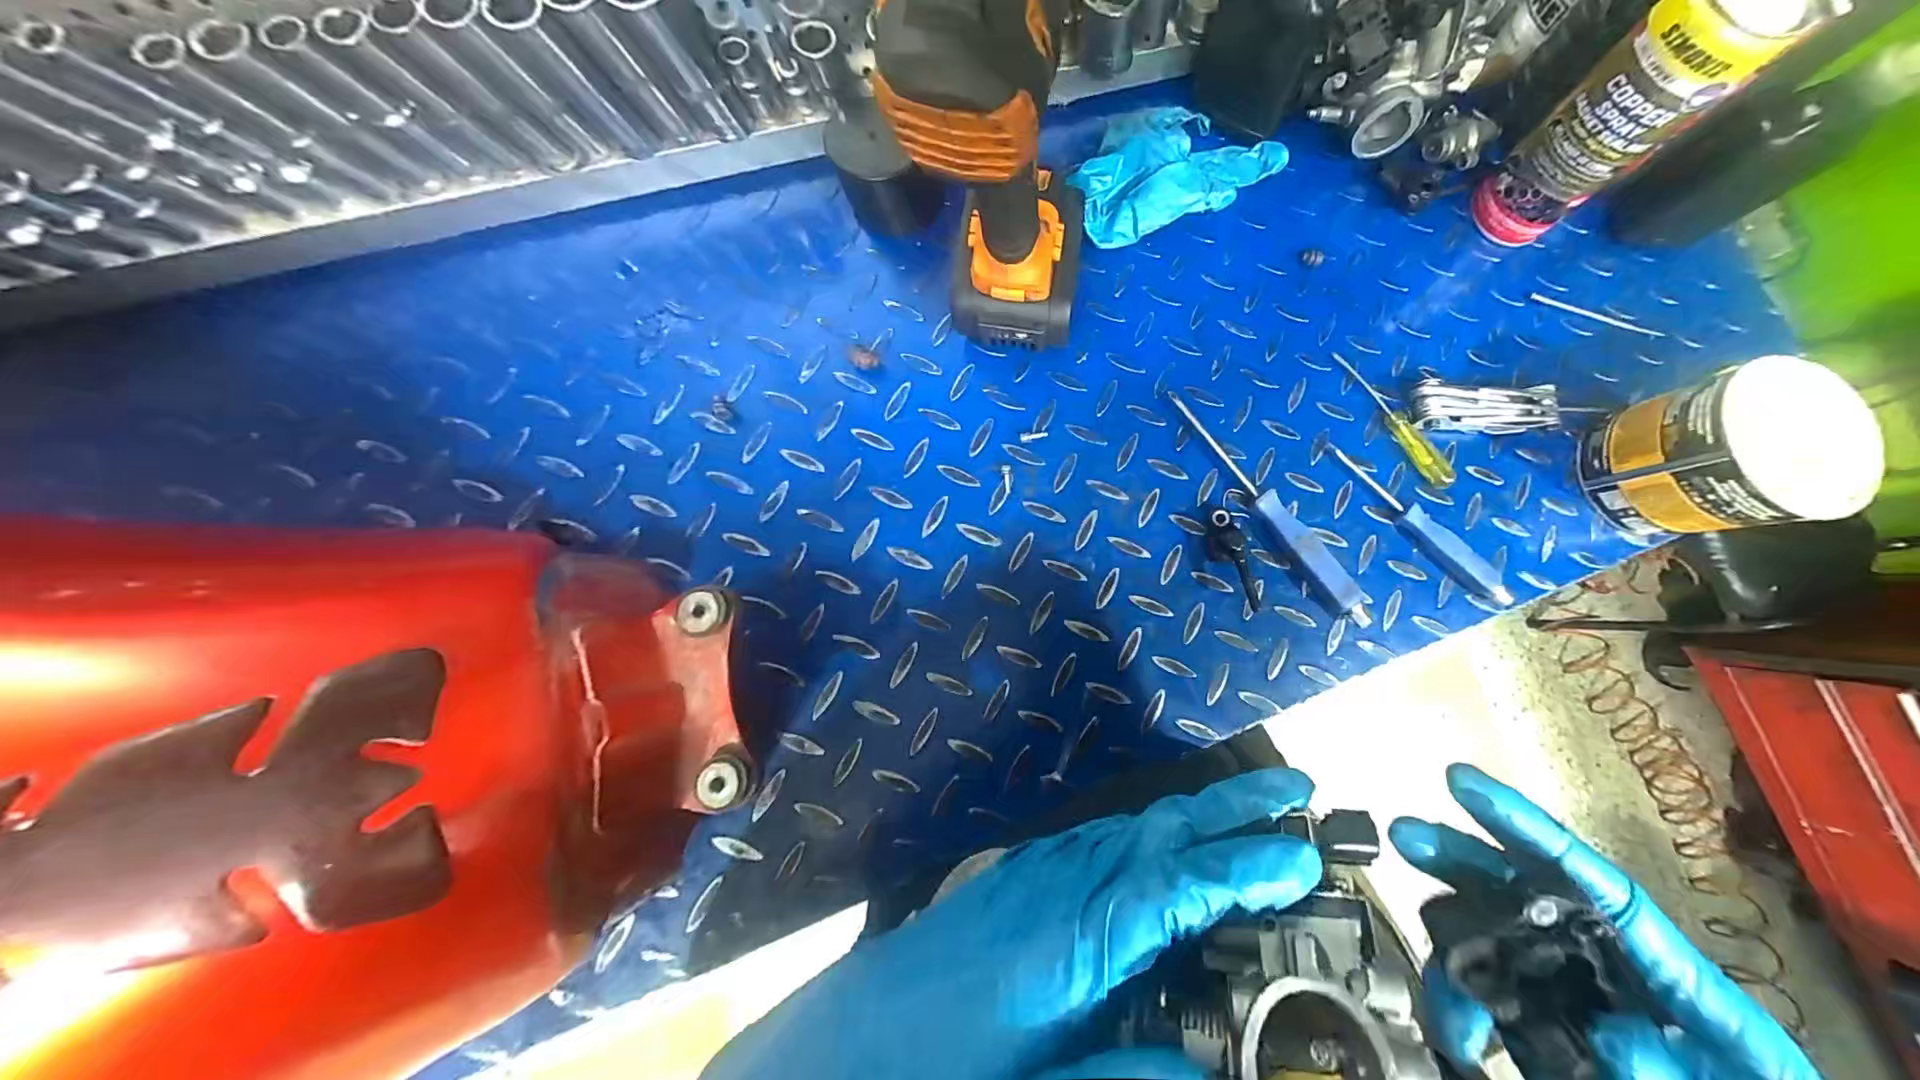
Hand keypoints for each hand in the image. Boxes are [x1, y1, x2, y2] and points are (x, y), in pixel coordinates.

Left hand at [702, 768, 1323, 1079]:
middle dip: (1226, 812)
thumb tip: (1202, 1065)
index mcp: (1066, 944)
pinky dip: (1137, 832)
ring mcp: (1026, 876)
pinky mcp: (1008, 881)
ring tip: (1245, 808)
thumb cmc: (928, 1074)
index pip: (1170, 890)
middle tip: (1294, 791)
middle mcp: (1051, 889)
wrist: (832, 1048)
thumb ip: (1122, 1078)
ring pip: (1123, 830)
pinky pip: (1089, 843)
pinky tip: (1156, 840)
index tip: (1299, 856)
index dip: (1239, 870)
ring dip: (1187, 816)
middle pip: (1151, 836)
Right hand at [1390, 764, 1820, 1079]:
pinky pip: (1477, 993)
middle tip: (1405, 835)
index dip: (1524, 825)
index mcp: (1676, 980)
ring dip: (1452, 956)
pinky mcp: (1536, 1029)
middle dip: (1458, 857)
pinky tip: (1458, 1036)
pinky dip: (1455, 1004)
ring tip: (1451, 1014)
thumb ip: (1672, 1067)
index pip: (1593, 881)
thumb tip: (1608, 1033)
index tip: (1459, 781)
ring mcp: (1564, 997)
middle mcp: (1605, 969)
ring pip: (1482, 939)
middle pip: (1519, 888)